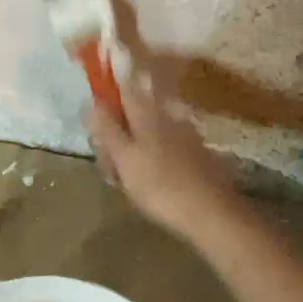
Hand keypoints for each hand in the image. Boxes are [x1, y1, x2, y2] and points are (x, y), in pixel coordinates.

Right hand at [85, 82, 242, 236]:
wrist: (211, 213)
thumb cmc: (159, 185)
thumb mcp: (124, 158)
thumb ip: (106, 129)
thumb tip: (91, 102)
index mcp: (147, 113)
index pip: (123, 88)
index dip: (107, 94)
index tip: (96, 118)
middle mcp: (168, 116)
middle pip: (133, 115)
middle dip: (116, 134)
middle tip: (108, 165)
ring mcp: (185, 135)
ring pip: (147, 134)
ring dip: (131, 152)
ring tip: (124, 181)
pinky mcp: (196, 154)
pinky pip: (163, 149)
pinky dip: (150, 161)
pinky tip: (147, 184)